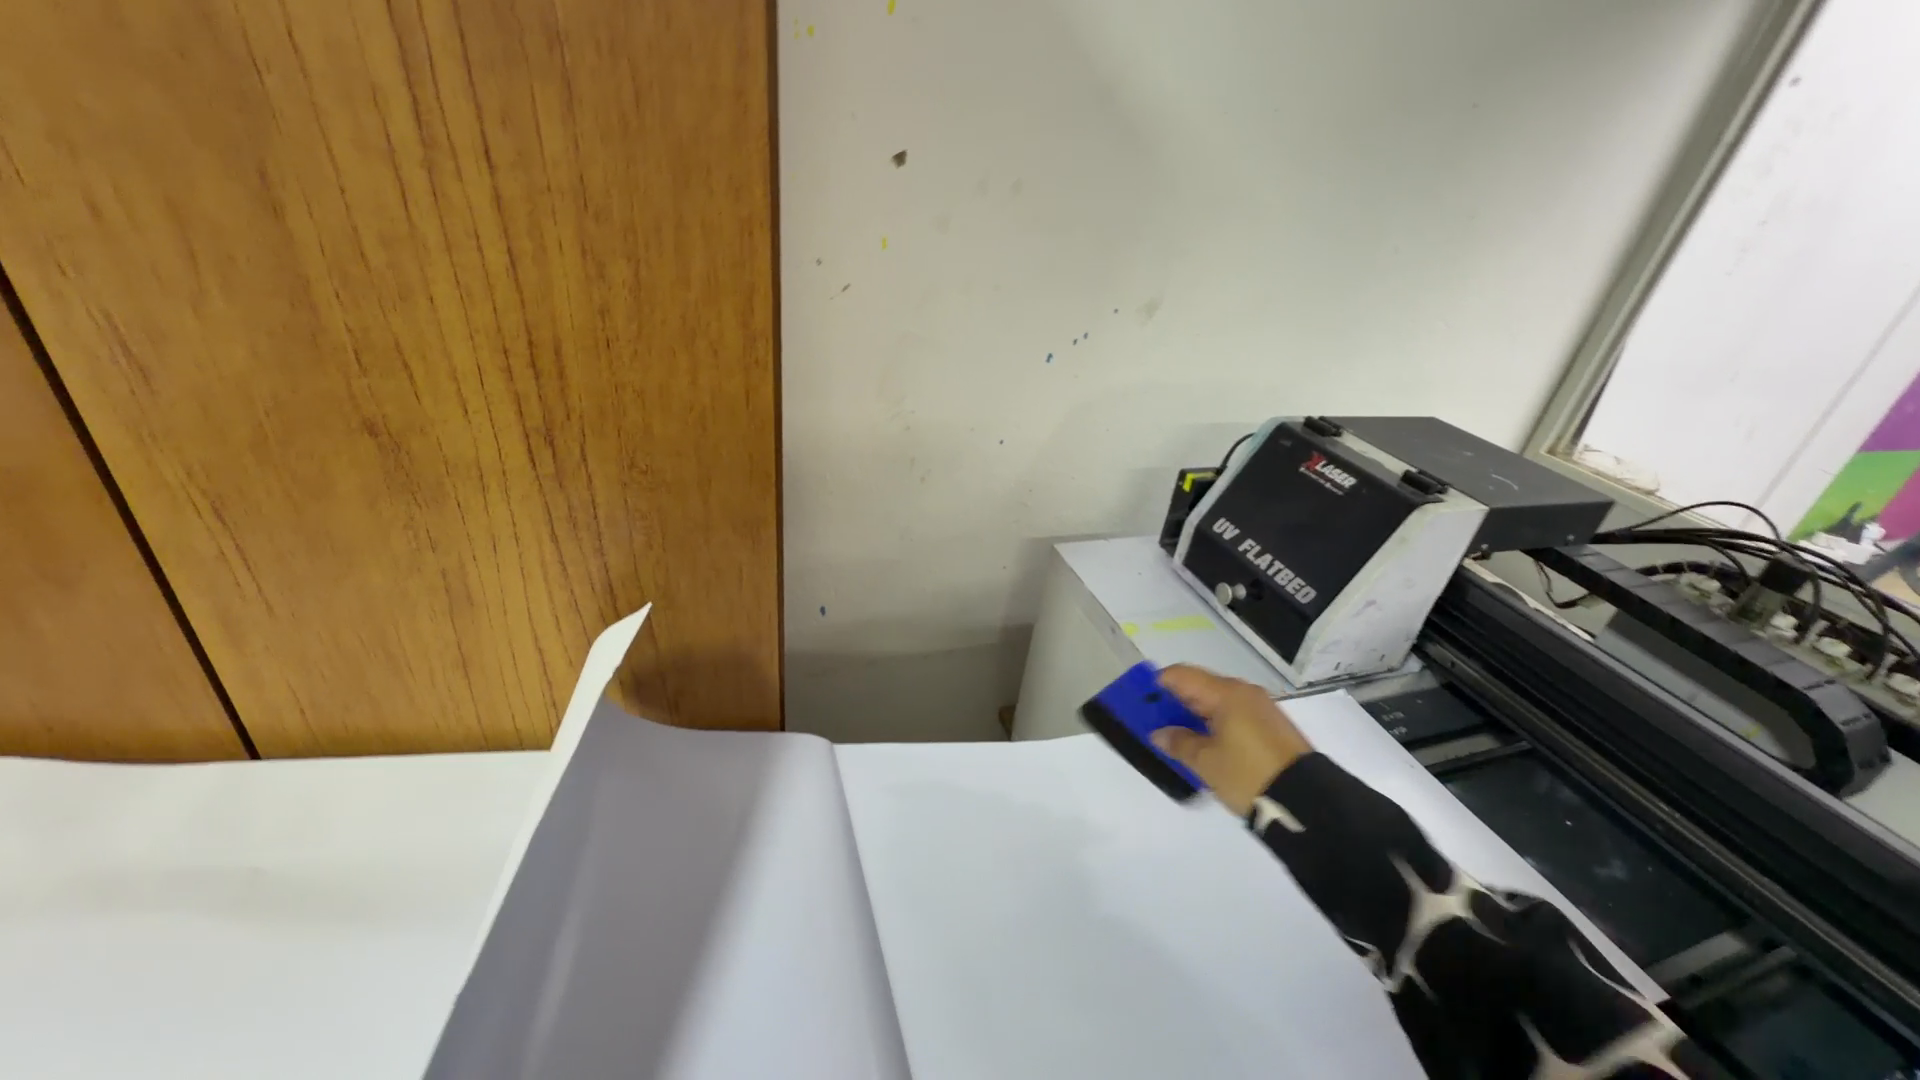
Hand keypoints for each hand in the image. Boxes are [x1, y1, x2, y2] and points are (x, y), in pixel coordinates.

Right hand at [1150, 665, 1312, 815]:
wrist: (1306, 801)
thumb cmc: (1248, 775)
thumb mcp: (1206, 762)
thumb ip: (1179, 742)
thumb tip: (1160, 733)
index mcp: (1226, 693)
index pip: (1181, 675)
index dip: (1156, 685)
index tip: (1139, 702)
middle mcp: (1244, 692)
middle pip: (1199, 686)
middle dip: (1174, 702)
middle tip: (1154, 724)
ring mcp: (1261, 708)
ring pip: (1217, 702)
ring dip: (1195, 715)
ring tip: (1178, 739)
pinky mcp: (1271, 726)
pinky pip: (1233, 715)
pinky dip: (1214, 724)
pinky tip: (1205, 745)